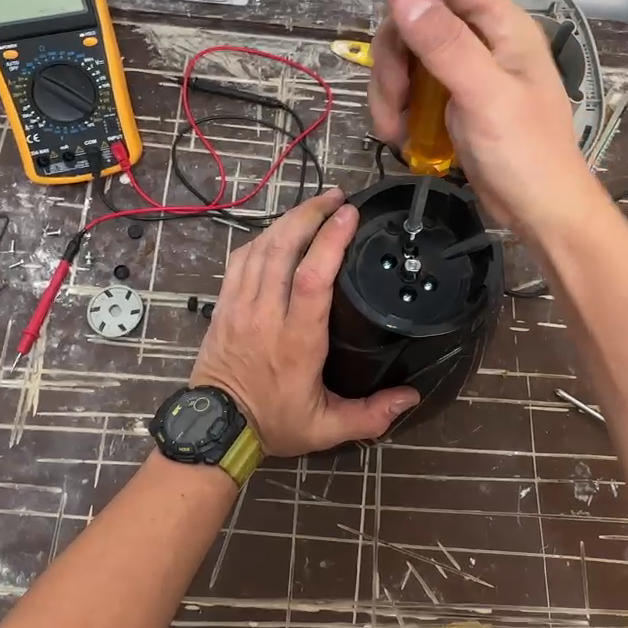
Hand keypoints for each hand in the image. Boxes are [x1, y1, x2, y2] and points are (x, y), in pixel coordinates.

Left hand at [189, 189, 420, 456]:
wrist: (215, 429)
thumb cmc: (274, 424)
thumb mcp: (327, 428)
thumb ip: (371, 415)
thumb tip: (413, 398)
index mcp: (296, 340)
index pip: (311, 278)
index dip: (330, 240)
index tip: (350, 214)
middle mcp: (266, 314)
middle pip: (284, 249)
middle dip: (311, 215)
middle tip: (338, 198)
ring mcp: (239, 306)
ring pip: (261, 247)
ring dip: (288, 220)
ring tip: (315, 206)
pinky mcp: (223, 304)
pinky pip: (241, 258)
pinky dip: (262, 237)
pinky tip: (280, 230)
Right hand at [369, 0, 605, 235]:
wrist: (541, 212)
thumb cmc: (526, 155)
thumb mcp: (485, 96)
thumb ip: (445, 43)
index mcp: (502, 25)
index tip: (396, 35)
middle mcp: (483, 38)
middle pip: (418, 14)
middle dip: (394, 53)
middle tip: (392, 98)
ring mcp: (466, 69)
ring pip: (407, 51)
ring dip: (388, 86)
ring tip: (390, 127)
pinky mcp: (452, 98)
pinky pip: (411, 84)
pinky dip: (396, 104)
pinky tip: (397, 133)